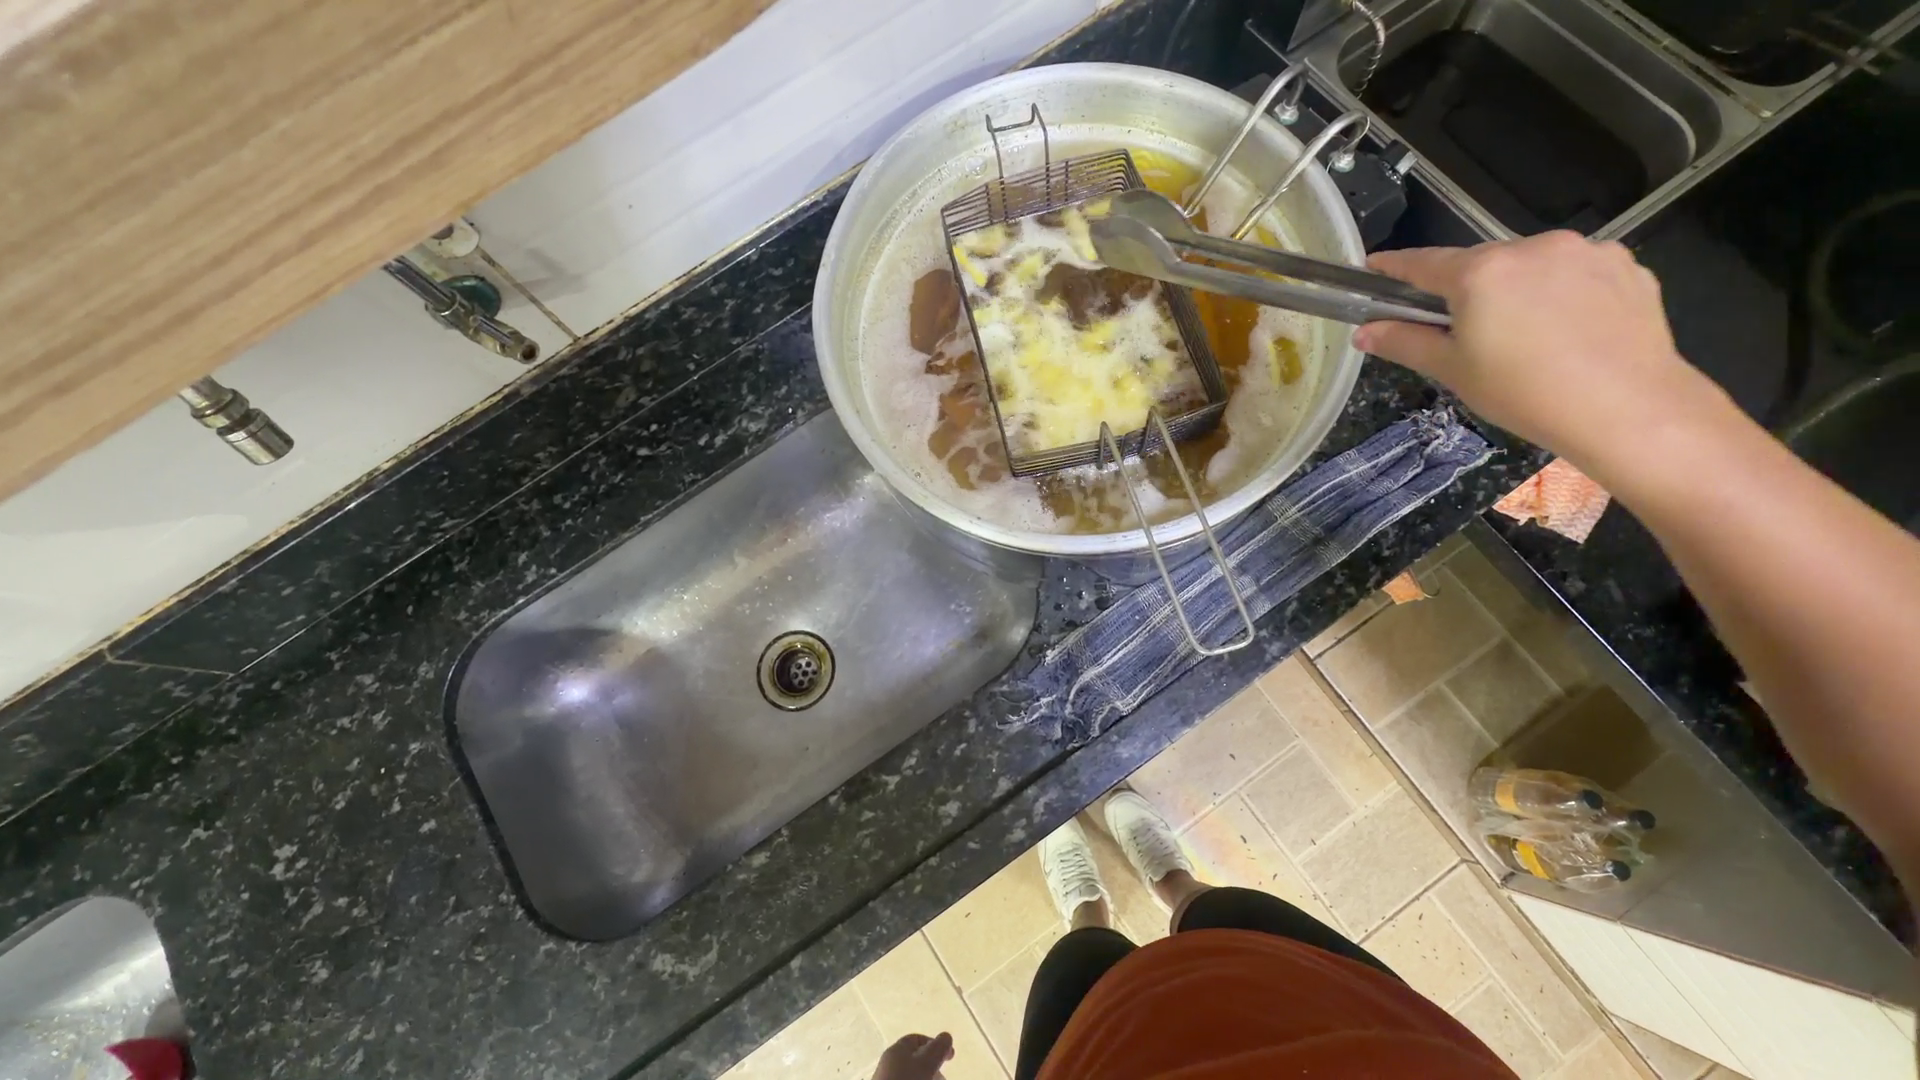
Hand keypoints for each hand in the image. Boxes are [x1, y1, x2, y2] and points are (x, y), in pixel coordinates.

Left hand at [871, 1032, 953, 1079]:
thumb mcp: (926, 1064)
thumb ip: (938, 1049)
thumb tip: (946, 1037)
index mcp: (896, 1050)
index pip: (917, 1040)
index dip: (935, 1045)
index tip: (950, 1057)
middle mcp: (890, 1064)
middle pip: (915, 1060)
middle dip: (933, 1067)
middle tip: (943, 1078)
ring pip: (913, 1075)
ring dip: (928, 1078)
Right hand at [1357, 231, 1720, 461]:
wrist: (1628, 407)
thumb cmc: (1524, 393)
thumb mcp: (1453, 371)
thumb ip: (1405, 342)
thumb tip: (1364, 331)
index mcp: (1481, 272)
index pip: (1423, 263)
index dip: (1395, 267)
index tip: (1376, 269)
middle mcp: (1532, 248)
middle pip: (1482, 264)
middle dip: (1468, 290)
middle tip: (1465, 331)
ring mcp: (1586, 252)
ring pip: (1532, 266)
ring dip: (1518, 290)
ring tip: (1525, 336)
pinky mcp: (1627, 266)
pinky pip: (1577, 274)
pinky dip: (1563, 293)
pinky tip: (1568, 331)